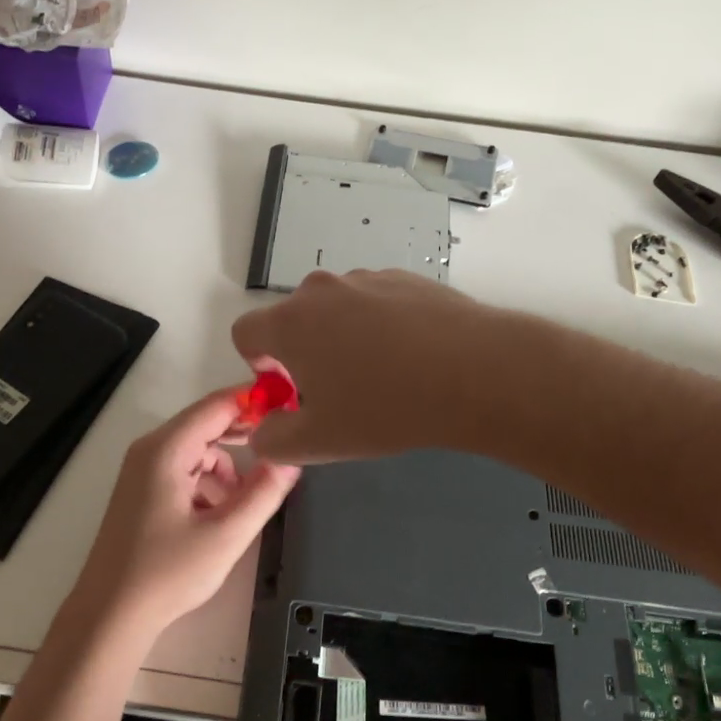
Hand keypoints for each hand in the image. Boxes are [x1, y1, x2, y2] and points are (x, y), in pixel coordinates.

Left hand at [74, 389, 300, 632]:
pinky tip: (221, 515)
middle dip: (245, 433)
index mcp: (166, 449)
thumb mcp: (226, 535)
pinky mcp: (141, 491)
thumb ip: (264, 493)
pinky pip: (183, 470)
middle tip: (283, 446)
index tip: (291, 405)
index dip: (255, 401)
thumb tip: (292, 459)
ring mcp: (141, 470)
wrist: (110, 615)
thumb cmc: (166, 574)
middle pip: (206, 424)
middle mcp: (150, 450)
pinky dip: (207, 483)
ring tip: (248, 500)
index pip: (217, 405)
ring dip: (227, 466)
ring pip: (196, 450)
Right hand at [231, 269, 510, 463]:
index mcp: (290, 323)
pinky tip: (414, 357)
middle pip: (293, 320)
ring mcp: (367, 278)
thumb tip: (263, 431)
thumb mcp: (318, 442)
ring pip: (337, 310)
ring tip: (385, 376)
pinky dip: (382, 326)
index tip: (292, 393)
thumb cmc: (385, 407)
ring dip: (343, 338)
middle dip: (304, 354)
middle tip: (339, 392)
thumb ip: (272, 440)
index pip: (245, 333)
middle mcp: (322, 290)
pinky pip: (376, 303)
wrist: (474, 372)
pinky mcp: (406, 278)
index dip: (260, 366)